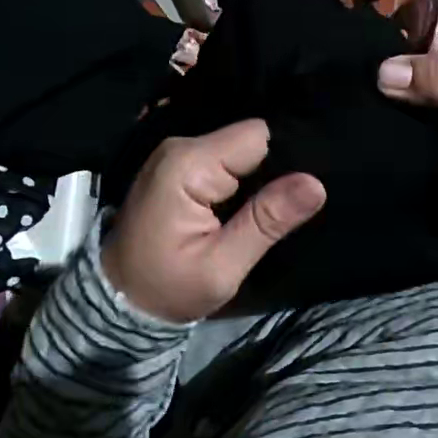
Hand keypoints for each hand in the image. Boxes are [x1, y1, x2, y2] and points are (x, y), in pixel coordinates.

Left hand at [101, 120, 326, 322]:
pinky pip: (228, 160)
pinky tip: (258, 203)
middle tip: (298, 204)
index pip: (259, 136)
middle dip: (280, 167)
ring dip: (265, 175)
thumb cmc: (169, 288)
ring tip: (281, 205)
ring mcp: (178, 155)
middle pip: (251, 138)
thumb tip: (316, 184)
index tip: (309, 187)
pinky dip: (248, 180)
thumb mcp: (223, 265)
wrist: (121, 301)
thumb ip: (267, 220)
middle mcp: (181, 147)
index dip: (290, 157)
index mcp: (189, 165)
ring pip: (243, 149)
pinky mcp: (182, 166)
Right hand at [376, 20, 437, 165]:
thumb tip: (382, 72)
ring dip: (398, 105)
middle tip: (367, 99)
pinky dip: (409, 124)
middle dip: (393, 79)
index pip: (423, 26)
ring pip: (415, 92)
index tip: (371, 66)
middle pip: (415, 62)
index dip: (396, 42)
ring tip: (372, 118)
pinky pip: (423, 119)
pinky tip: (390, 131)